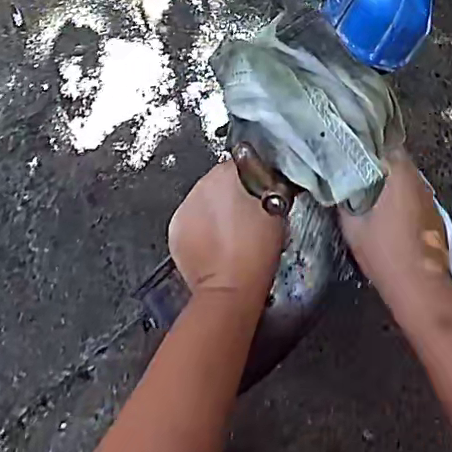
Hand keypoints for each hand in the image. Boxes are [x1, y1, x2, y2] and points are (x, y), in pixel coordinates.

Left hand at [169, 160, 285, 298]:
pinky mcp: (174, 229)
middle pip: (218, 181)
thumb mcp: (276, 209)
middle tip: (246, 217)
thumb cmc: (256, 251)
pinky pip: (191, 222)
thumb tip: (266, 183)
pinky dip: (200, 229)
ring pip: (203, 201)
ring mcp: (185, 207)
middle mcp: (201, 184)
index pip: (240, 163)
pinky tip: (214, 244)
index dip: (251, 178)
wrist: (230, 288)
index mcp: (227, 173)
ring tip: (230, 234)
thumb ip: (267, 187)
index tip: (258, 193)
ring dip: (213, 211)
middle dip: (230, 195)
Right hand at [337, 149, 451, 301]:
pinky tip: (388, 210)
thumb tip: (339, 187)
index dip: (366, 144)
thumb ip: (345, 199)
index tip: (351, 147)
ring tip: (369, 188)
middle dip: (377, 161)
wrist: (420, 287)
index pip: (384, 142)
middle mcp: (419, 180)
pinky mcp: (435, 215)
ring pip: (406, 178)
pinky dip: (402, 197)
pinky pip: (415, 195)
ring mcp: (430, 198)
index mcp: (399, 173)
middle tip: (355, 167)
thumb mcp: (352, 226)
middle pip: (396, 159)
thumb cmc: (385, 253)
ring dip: (390, 180)